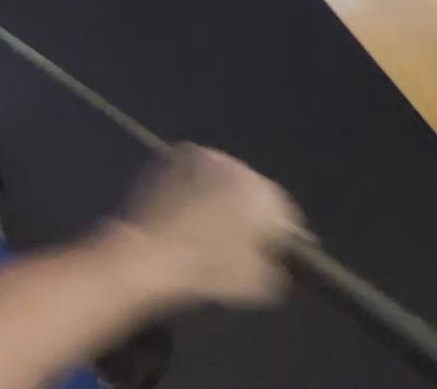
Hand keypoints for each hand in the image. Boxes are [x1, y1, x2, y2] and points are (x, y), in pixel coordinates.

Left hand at [106, 143, 300, 306]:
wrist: (153, 249)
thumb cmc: (210, 269)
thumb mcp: (260, 283)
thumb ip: (277, 268)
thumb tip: (277, 263)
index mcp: (266, 194)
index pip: (284, 212)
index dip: (276, 233)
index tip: (267, 248)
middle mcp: (239, 167)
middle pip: (253, 189)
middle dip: (248, 208)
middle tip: (237, 233)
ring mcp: (205, 155)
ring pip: (225, 176)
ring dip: (223, 192)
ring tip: (210, 219)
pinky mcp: (176, 154)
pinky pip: (197, 169)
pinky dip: (197, 182)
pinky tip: (188, 204)